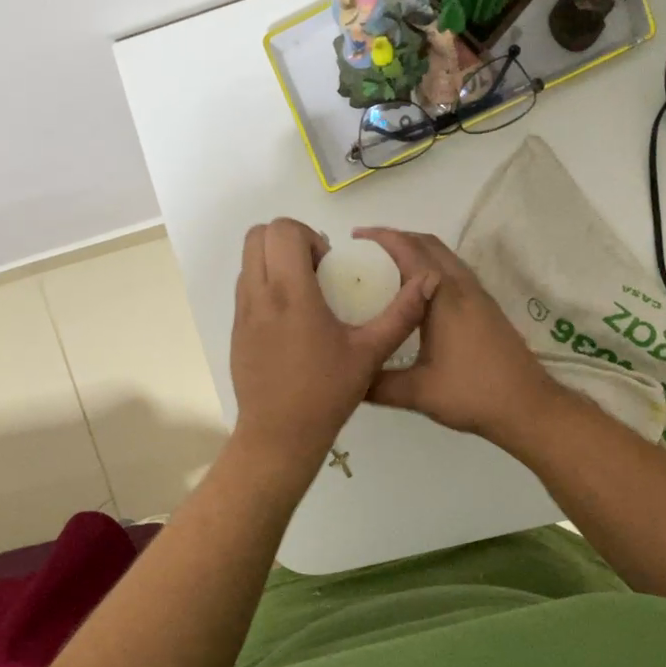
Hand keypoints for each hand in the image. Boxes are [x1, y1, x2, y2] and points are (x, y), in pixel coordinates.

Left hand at [229, 218, 432, 466]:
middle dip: (288, 242)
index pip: (283, 231)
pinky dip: (266, 289)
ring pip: (248, 262)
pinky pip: (245, 291)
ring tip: (304, 297)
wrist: (280, 435)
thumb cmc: (326, 394)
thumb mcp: (369, 354)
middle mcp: (259, 297)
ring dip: (275, 264)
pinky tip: (291, 324)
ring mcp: (242, 315)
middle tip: (315, 272)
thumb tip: (429, 282)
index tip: (328, 266)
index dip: (308, 236)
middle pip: (257, 236)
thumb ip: (401, 314)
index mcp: (291, 295)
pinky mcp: (236, 333)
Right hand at [354, 228, 562, 440]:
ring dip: (416, 253)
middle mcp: (463, 288)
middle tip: (365, 251)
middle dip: (396, 239)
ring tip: (385, 268)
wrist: (526, 406)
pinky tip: (416, 296)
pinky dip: (431, 270)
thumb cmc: (472, 394)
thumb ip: (378, 384)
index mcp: (444, 299)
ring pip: (445, 258)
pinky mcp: (487, 309)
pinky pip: (454, 274)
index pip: (410, 252)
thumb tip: (350, 378)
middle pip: (429, 245)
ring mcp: (478, 296)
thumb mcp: (417, 393)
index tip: (354, 239)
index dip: (381, 238)